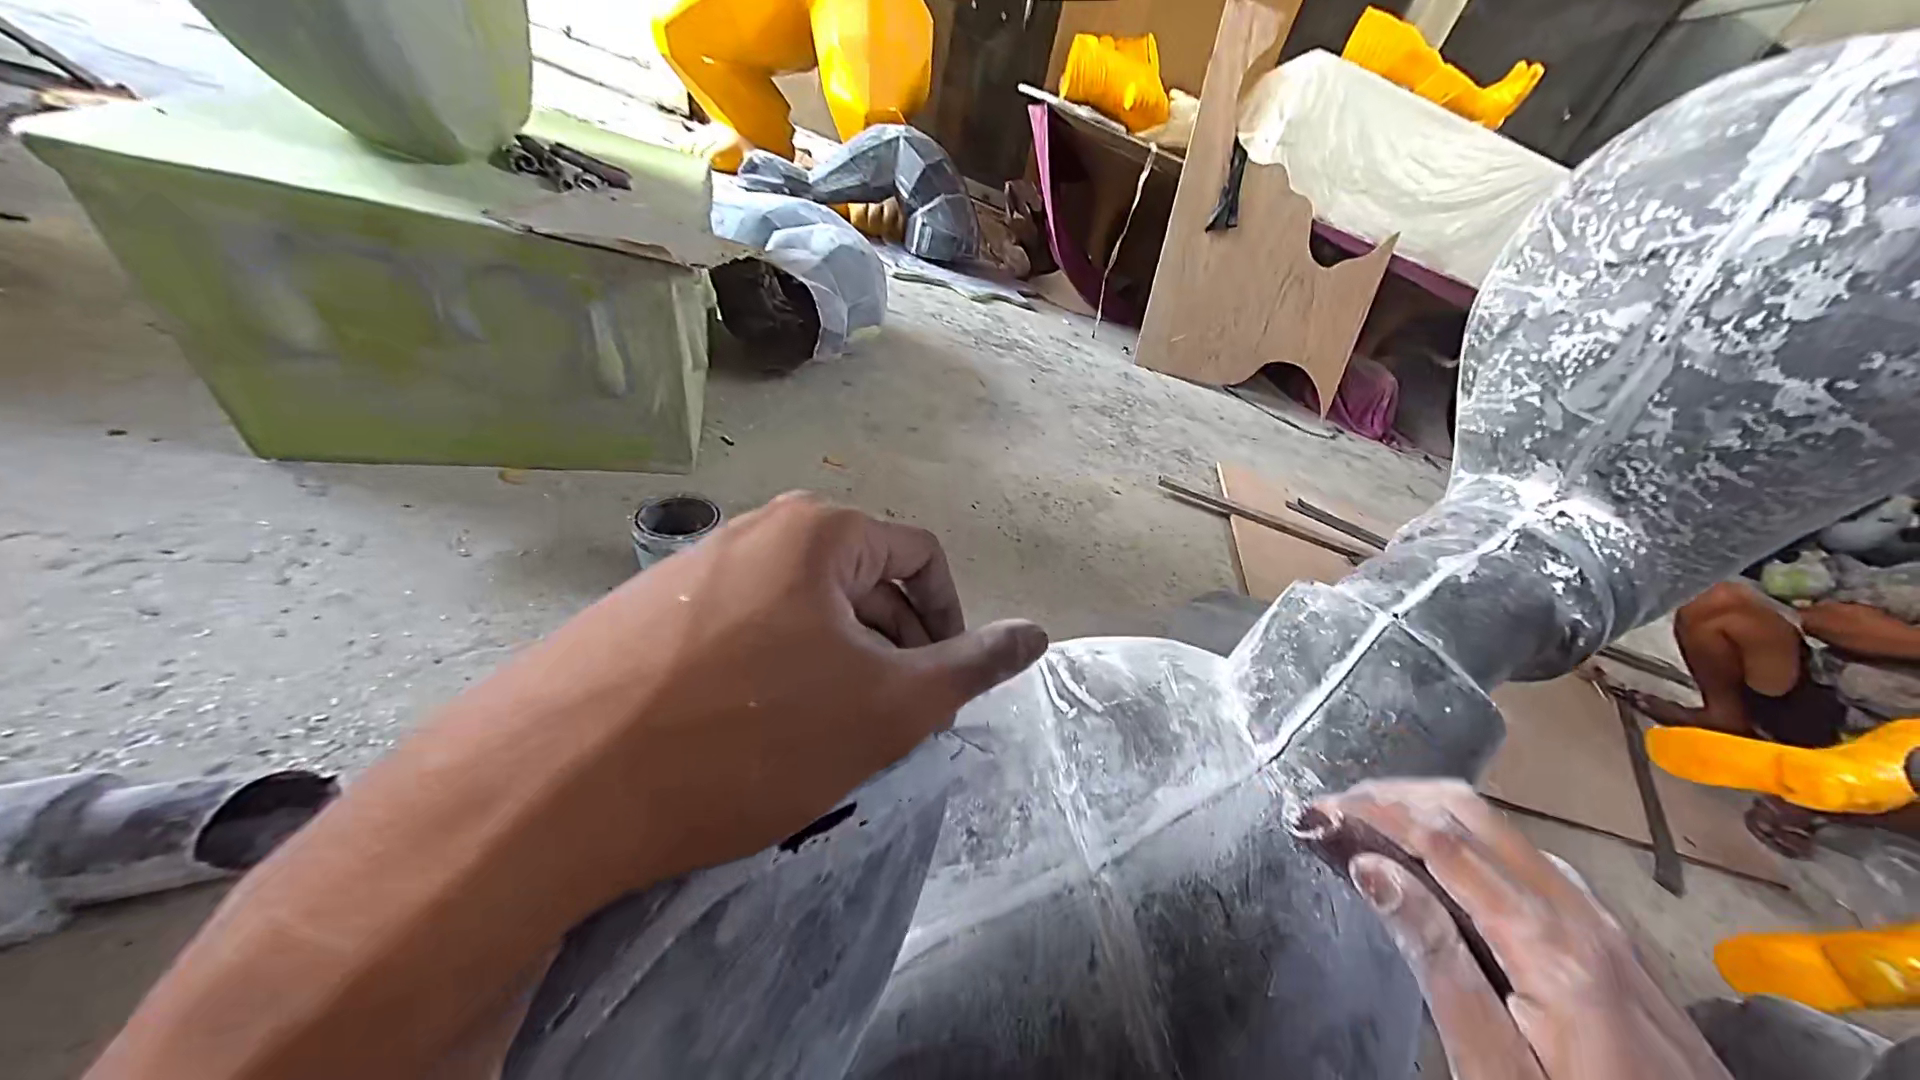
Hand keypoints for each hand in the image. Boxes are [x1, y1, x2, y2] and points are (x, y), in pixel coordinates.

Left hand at [86, 494, 1045, 1079]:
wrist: (550, 788)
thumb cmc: (748, 739)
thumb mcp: (886, 709)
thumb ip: (970, 667)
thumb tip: (1036, 633)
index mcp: (819, 531)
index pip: (921, 556)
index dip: (951, 619)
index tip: (945, 684)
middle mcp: (756, 529)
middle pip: (860, 579)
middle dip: (892, 644)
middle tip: (892, 717)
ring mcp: (694, 567)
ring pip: (801, 609)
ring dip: (835, 663)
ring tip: (826, 732)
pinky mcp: (646, 611)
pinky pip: (743, 629)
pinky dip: (774, 671)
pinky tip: (754, 732)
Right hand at [1312, 780, 1730, 1079]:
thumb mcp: (1495, 1065)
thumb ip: (1435, 959)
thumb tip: (1371, 868)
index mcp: (1550, 945)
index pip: (1443, 840)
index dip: (1373, 812)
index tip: (1321, 808)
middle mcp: (1580, 914)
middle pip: (1471, 812)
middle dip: (1394, 796)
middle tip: (1336, 812)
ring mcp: (1600, 920)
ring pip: (1497, 827)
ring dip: (1426, 811)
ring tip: (1370, 827)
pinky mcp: (1607, 934)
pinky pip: (1523, 856)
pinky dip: (1463, 837)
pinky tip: (1435, 861)